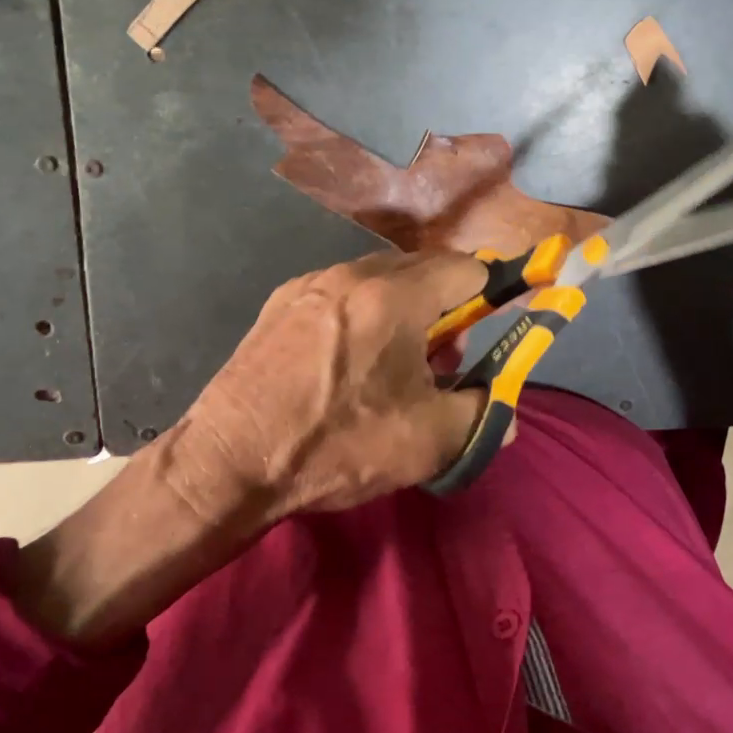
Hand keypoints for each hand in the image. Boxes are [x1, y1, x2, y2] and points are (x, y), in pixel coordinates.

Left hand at [172, 251, 488, 526]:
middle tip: (441, 361)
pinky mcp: (280, 304)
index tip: (488, 330)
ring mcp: (310, 285)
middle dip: (447, 307)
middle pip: (423, 269)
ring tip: (392, 367)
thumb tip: (505, 413)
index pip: (467, 267)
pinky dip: (363, 316)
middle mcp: (353, 275)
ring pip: (381, 281)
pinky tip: (347, 366)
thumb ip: (485, 413)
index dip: (490, 294)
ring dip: (404, 311)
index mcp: (395, 297)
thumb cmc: (336, 446)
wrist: (227, 466)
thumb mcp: (430, 441)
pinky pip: (343, 294)